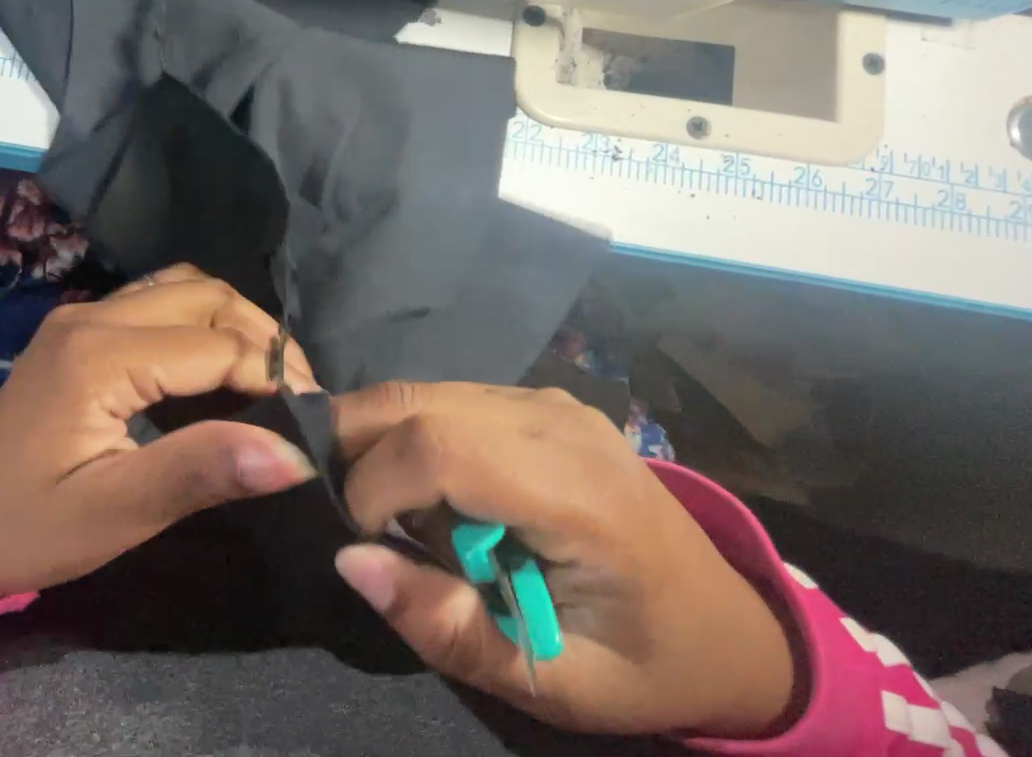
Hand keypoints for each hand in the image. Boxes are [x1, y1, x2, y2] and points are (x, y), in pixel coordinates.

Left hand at [0, 265, 319, 601]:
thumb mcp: (114, 512)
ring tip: (268, 380)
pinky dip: (198, 325)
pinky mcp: (76, 332)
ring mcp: (79, 318)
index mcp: (98, 355)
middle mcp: (90, 316)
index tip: (317, 421)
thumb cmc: (28, 528)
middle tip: (300, 397)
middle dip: (263, 337)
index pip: (215, 345)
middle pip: (204, 296)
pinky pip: (154, 304)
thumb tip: (295, 452)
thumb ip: (200, 471)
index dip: (275, 377)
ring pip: (180, 290)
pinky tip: (216, 370)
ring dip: (232, 324)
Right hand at [329, 382, 797, 738]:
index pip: (439, 451)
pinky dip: (400, 434)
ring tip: (391, 508)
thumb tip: (349, 558)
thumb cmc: (642, 662)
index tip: (365, 540)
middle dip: (351, 450)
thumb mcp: (552, 682)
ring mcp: (545, 400)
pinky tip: (422, 487)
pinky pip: (435, 398)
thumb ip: (449, 629)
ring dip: (373, 442)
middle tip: (350, 514)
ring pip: (413, 393)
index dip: (374, 487)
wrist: (727, 625)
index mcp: (581, 496)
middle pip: (410, 403)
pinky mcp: (530, 398)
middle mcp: (558, 423)